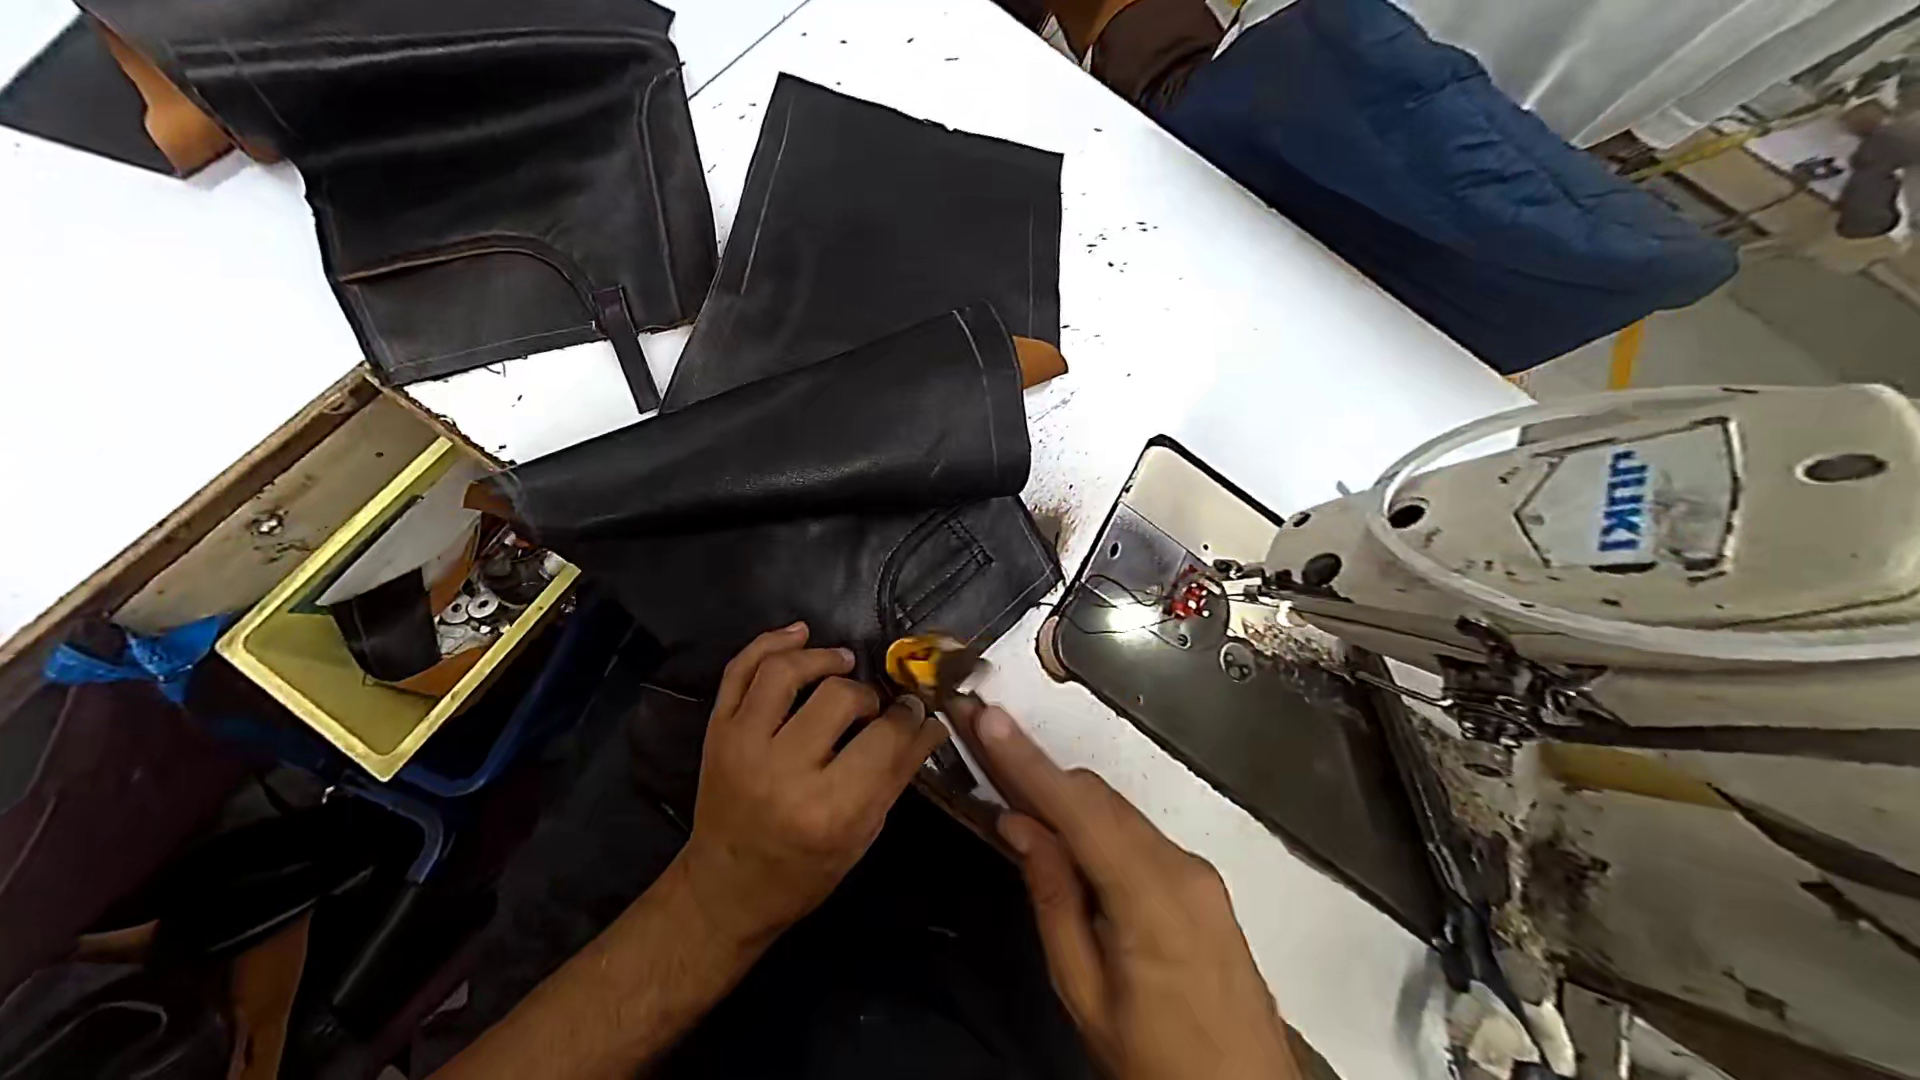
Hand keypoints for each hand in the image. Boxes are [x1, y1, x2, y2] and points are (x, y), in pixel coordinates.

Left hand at [677, 622, 948, 944]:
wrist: (727, 889)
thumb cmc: (805, 871)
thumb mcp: (864, 835)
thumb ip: (897, 774)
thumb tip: (930, 723)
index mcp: (828, 810)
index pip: (885, 738)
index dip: (910, 717)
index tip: (916, 710)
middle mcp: (782, 772)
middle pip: (840, 697)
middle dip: (869, 695)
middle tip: (875, 705)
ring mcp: (742, 746)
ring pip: (785, 672)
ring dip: (823, 657)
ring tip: (843, 662)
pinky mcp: (717, 731)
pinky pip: (739, 670)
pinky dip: (770, 643)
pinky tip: (801, 634)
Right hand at [952, 700, 1299, 1079]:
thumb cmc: (1157, 1063)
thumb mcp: (1085, 993)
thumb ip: (1052, 898)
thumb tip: (1019, 825)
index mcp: (1152, 896)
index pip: (1078, 809)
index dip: (1028, 762)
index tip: (990, 718)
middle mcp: (1182, 865)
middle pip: (1099, 800)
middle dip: (1042, 778)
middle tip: (990, 760)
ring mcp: (1198, 872)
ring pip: (1117, 813)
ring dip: (1067, 802)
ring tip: (1019, 803)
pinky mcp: (1203, 883)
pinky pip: (1137, 835)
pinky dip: (1096, 826)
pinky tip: (1068, 842)